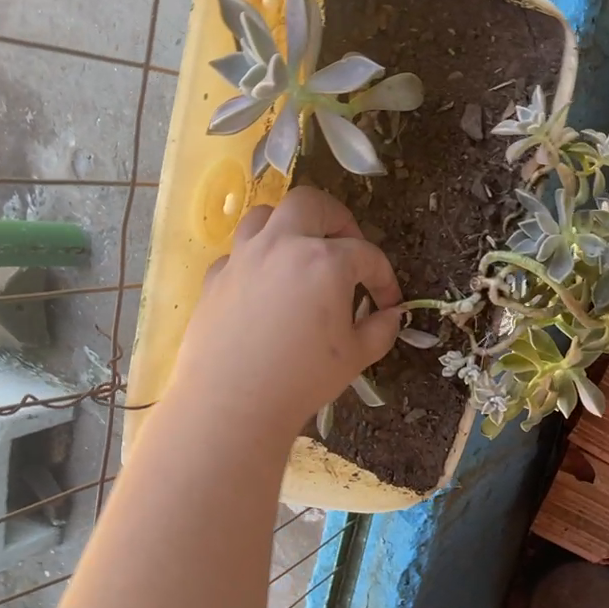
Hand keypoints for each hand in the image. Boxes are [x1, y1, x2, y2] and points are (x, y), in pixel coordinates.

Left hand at [172, 186, 400, 442]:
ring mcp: (244, 257)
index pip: (367, 255)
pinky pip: (241, 251)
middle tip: (348, 250)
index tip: (389, 303)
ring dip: (292, 227)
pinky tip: (268, 287)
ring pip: (267, 214)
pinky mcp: (216, 277)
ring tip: (303, 254)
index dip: (385, 279)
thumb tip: (392, 314)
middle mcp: (283, 245)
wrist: (232, 402)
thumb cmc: (303, 379)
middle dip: (338, 221)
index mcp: (326, 262)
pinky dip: (260, 259)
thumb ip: (381, 328)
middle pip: (313, 204)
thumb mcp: (357, 357)